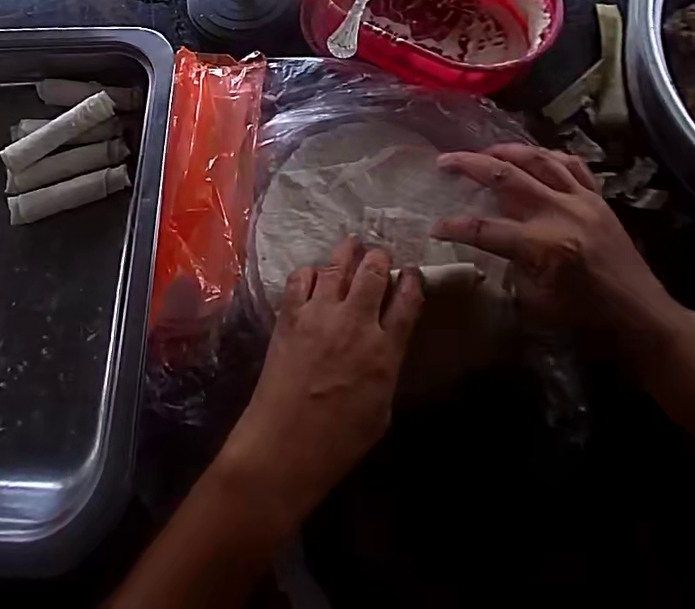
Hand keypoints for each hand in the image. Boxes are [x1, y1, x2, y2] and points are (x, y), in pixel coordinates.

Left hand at [215, 237, 423, 527]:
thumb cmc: (338, 443)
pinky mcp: (290, 316)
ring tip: (352, 245)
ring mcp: (320, 315)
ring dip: (348, 251)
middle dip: (380, 257)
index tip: (411, 273)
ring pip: (338, 266)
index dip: (412, 280)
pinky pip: (301, 278)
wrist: (282, 449)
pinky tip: (313, 276)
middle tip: (379, 256)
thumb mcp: (381, 411)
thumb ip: (386, 368)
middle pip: (374, 271)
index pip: (408, 300)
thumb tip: (384, 346)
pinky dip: (310, 272)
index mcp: (384, 351)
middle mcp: (356, 324)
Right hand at [432, 144, 685, 361]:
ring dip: (506, 151)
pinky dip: (548, 156)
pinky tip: (533, 156)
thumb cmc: (587, 319)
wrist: (641, 317)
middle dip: (470, 165)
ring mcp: (583, 201)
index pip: (485, 228)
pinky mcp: (598, 199)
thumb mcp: (537, 302)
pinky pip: (571, 165)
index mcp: (543, 245)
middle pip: (506, 177)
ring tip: (484, 151)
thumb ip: (511, 265)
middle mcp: (561, 213)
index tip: (434, 225)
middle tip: (445, 160)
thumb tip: (492, 242)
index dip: (454, 226)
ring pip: (538, 160)